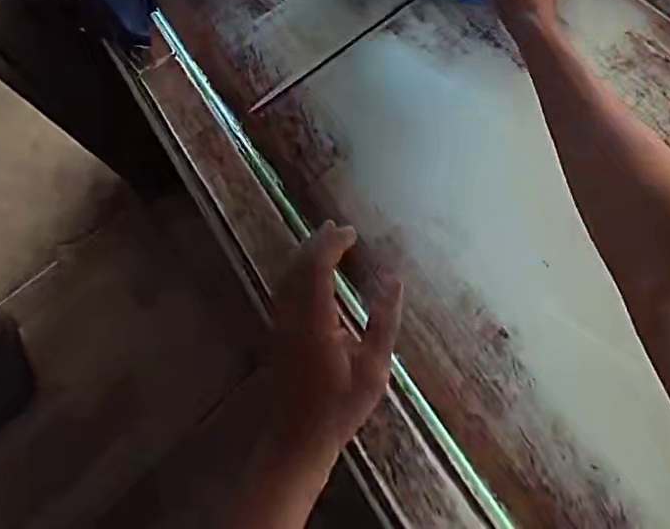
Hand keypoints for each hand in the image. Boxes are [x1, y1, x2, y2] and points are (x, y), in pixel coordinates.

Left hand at [265, 223, 403, 463]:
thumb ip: (384, 322)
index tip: (352, 233)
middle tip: (341, 228)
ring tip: (327, 236)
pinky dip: (299, 267)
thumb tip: (393, 280)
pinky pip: (284, 286)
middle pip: (299, 264)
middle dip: (319, 241)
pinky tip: (311, 266)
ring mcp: (279, 322)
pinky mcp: (276, 330)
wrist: (296, 441)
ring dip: (307, 251)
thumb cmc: (339, 408)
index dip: (332, 244)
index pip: (317, 268)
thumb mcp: (374, 371)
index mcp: (314, 322)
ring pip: (288, 274)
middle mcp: (291, 316)